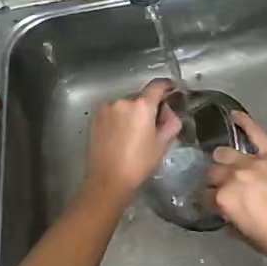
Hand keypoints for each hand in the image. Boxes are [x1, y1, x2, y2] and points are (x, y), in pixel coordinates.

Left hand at [82, 78, 181, 207]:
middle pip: (140, 97)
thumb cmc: (139, 164)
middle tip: (152, 124)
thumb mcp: (162, 144)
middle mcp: (123, 101)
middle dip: (147, 106)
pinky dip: (118, 118)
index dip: (166, 85)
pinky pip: (112, 112)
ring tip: (132, 134)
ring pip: (125, 105)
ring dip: (131, 112)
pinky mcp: (95, 117)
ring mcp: (106, 108)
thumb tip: (169, 111)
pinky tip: (119, 136)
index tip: (171, 89)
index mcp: (142, 106)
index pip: (157, 85)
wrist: (108, 180)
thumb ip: (171, 122)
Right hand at [207, 111, 266, 263]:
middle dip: (213, 181)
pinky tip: (234, 115)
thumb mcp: (246, 236)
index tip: (209, 205)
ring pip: (224, 152)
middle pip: (212, 173)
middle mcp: (232, 175)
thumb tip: (225, 211)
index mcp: (224, 199)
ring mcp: (252, 161)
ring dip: (222, 159)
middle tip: (219, 187)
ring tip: (226, 163)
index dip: (206, 202)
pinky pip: (254, 132)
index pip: (204, 197)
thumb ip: (230, 218)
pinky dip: (244, 122)